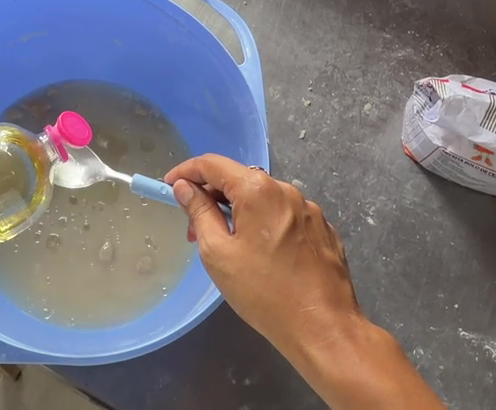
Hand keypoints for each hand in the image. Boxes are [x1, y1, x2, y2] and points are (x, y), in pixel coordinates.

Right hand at [166, 156, 442, 408]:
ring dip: (239, 212)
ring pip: (263, 199)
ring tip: (229, 246)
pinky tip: (263, 255)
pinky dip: (266, 224)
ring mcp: (309, 210)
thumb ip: (199, 212)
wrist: (326, 331)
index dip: (186, 172)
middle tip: (194, 229)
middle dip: (212, 197)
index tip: (169, 186)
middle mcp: (286, 190)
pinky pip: (285, 216)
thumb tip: (184, 187)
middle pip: (239, 180)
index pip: (212, 164)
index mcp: (258, 189)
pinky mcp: (324, 230)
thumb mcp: (218, 253)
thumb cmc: (264, 293)